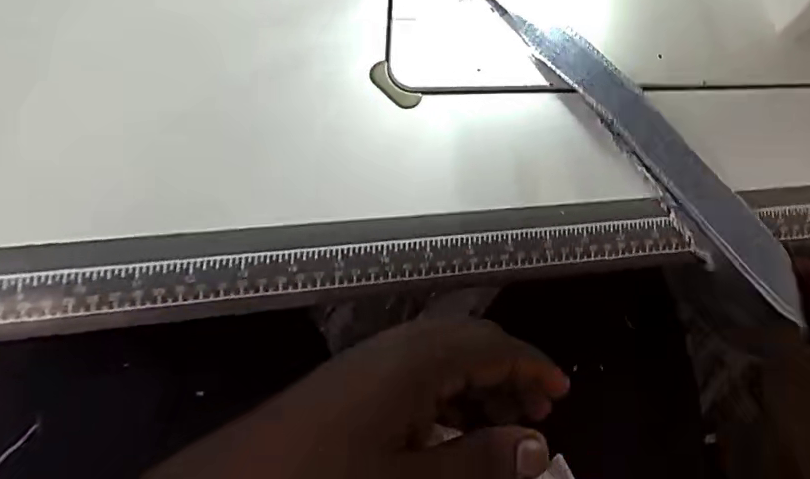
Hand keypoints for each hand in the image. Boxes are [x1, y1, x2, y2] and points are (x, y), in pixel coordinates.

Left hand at [146, 317, 570, 478]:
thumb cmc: (332, 474)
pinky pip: (420, 378)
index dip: (533, 365)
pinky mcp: (360, 379)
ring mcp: (378, 359)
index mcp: (420, 355)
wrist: (243, 477)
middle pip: (472, 345)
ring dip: (480, 391)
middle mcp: (402, 344)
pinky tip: (453, 438)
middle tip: (542, 416)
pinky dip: (449, 402)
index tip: (566, 392)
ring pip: (447, 361)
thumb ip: (478, 462)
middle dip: (510, 376)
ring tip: (506, 434)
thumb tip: (539, 445)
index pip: (492, 345)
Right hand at [753, 258, 809, 478]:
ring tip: (750, 298)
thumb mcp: (786, 360)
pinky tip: (751, 335)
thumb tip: (760, 292)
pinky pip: (801, 354)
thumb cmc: (803, 418)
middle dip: (797, 288)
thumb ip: (777, 321)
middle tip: (759, 273)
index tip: (779, 258)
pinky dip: (781, 337)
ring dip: (786, 312)